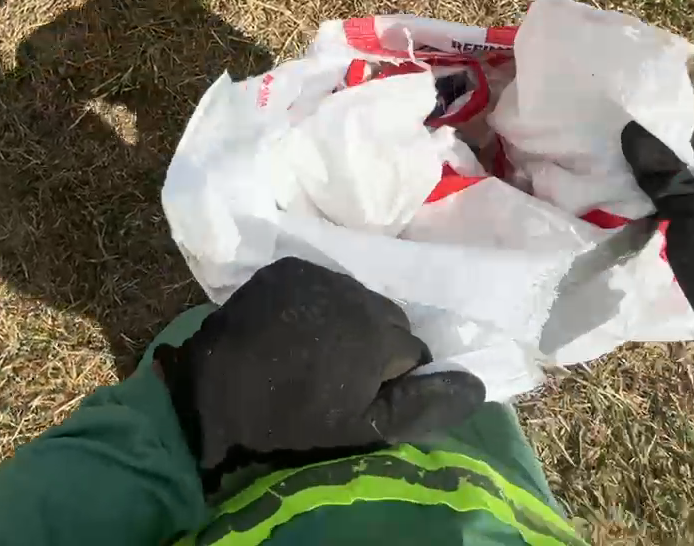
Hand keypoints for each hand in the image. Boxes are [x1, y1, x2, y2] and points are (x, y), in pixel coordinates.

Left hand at [156, 257, 484, 474]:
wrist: (217, 386)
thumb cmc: (294, 415)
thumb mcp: (364, 426)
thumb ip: (423, 404)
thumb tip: (477, 384)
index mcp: (381, 329)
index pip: (413, 350)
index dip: (393, 377)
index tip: (364, 394)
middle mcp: (356, 289)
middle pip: (386, 318)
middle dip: (374, 344)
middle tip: (341, 374)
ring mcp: (318, 272)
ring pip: (355, 298)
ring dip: (347, 320)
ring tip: (316, 350)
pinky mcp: (287, 266)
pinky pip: (320, 283)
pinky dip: (317, 302)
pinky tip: (295, 326)